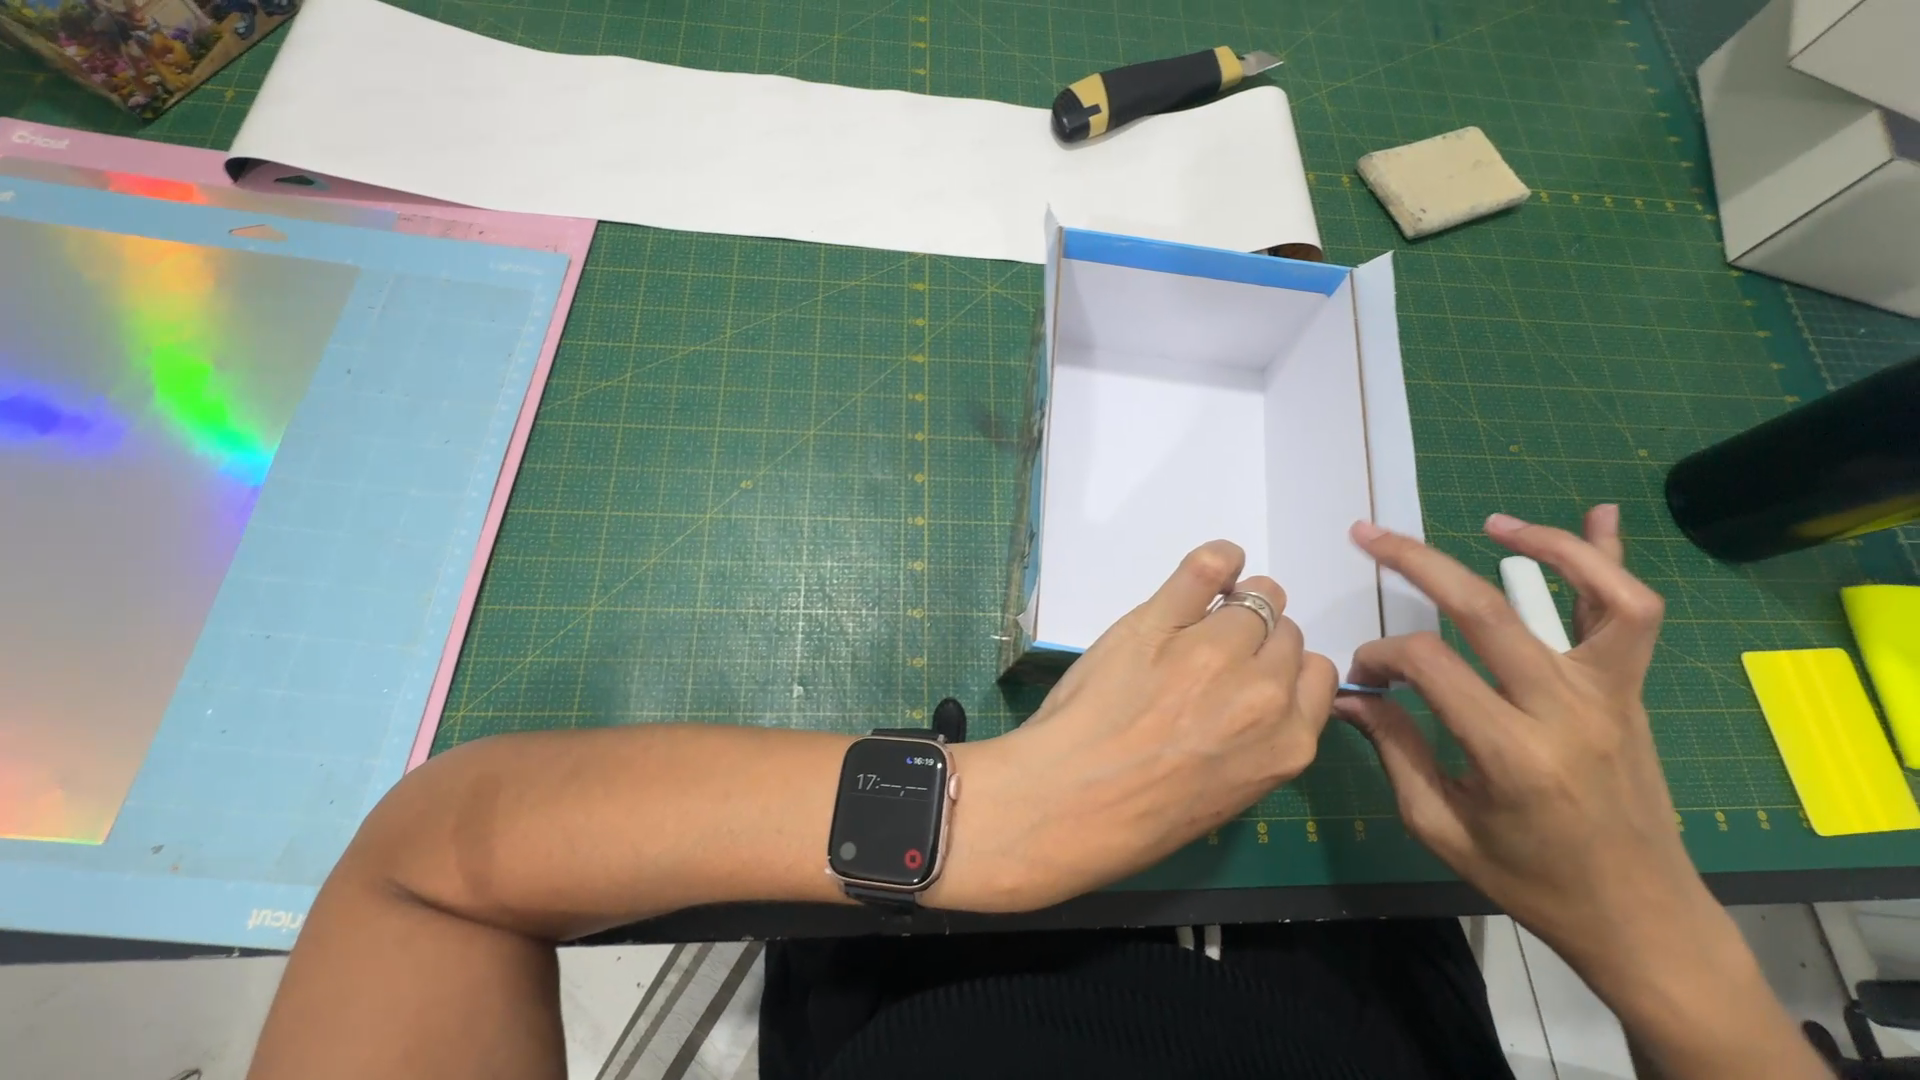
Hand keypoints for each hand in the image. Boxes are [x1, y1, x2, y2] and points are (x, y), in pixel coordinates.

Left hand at [931, 540, 1336, 912]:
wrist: (1069, 801)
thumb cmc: (1139, 816)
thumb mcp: (1226, 792)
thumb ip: (1254, 740)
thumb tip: (1247, 698)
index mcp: (1288, 743)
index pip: (1315, 673)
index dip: (1281, 667)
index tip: (1252, 672)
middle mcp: (1264, 692)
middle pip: (1285, 633)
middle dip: (1256, 640)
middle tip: (1212, 656)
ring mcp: (1213, 651)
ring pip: (1256, 599)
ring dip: (1236, 605)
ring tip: (1200, 621)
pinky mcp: (1160, 621)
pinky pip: (1207, 568)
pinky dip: (1218, 560)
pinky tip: (1215, 567)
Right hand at [1332, 507, 1713, 979]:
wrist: (1640, 916)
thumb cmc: (1530, 879)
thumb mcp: (1439, 825)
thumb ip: (1393, 749)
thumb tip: (1350, 695)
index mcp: (1511, 753)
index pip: (1428, 664)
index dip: (1380, 657)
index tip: (1364, 679)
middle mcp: (1566, 710)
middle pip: (1486, 610)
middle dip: (1417, 562)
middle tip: (1368, 535)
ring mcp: (1609, 694)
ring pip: (1594, 596)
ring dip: (1541, 546)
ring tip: (1490, 523)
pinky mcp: (1629, 691)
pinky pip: (1632, 615)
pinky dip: (1612, 562)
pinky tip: (1598, 516)